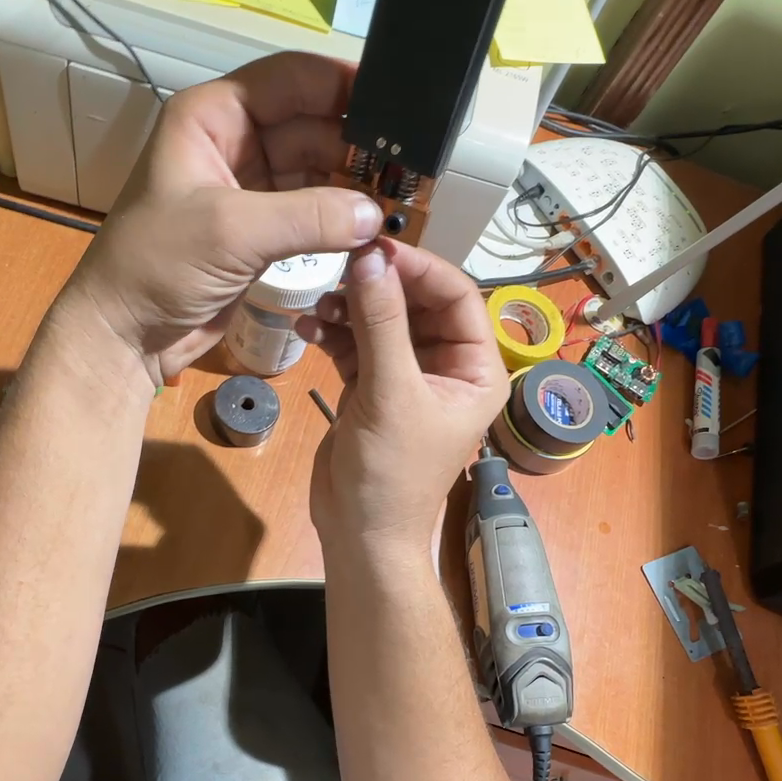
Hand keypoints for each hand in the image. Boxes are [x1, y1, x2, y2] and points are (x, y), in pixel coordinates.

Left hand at [59, 52, 384, 391]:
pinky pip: (308, 215)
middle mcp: (233, 145)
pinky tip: (370, 227)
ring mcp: (248, 192)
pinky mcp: (258, 235)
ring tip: (399, 197)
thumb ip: (307, 217)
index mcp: (213, 118)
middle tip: (407, 166)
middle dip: (355, 144)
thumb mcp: (231, 231)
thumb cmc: (157, 266)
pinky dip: (337, 222)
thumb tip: (373, 215)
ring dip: (351, 186)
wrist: (126, 334)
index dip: (342, 86)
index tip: (396, 103)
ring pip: (314, 172)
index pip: (290, 81)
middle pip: (310, 126)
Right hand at [299, 239, 508, 557]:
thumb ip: (380, 325)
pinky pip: (356, 345)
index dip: (418, 268)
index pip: (455, 296)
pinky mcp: (371, 388)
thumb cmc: (392, 473)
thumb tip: (368, 257)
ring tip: (316, 304)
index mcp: (475, 368)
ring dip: (348, 309)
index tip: (374, 247)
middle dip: (377, 287)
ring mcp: (405, 376)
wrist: (361, 533)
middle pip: (414, 303)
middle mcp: (445, 366)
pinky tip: (307, 326)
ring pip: (381, 322)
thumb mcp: (390, 394)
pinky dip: (333, 333)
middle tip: (337, 269)